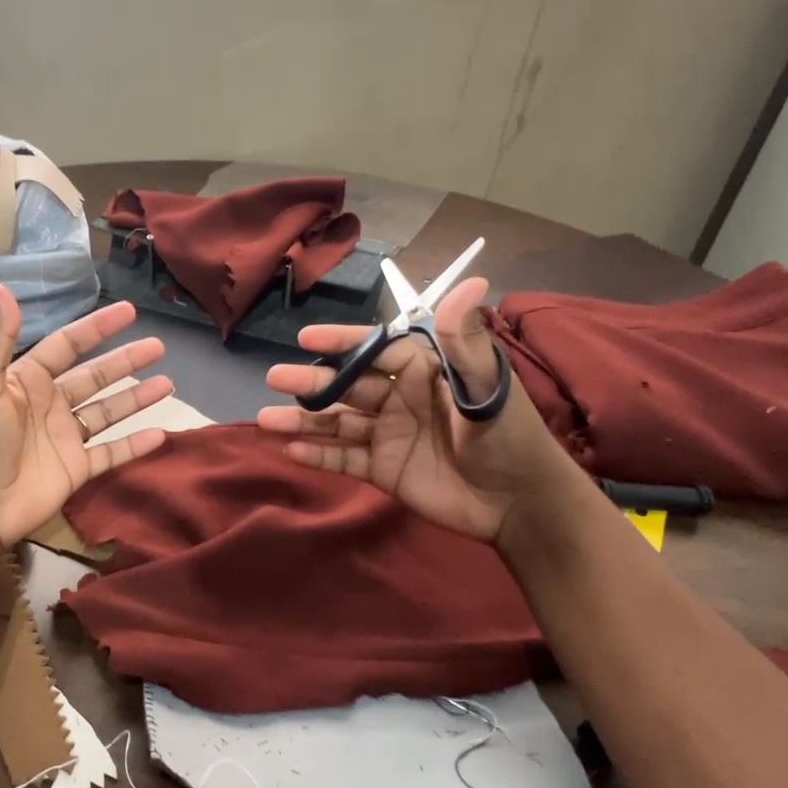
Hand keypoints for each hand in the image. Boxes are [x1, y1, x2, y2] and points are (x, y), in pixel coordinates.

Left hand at [0, 285, 174, 545]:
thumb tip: (0, 287)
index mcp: (26, 380)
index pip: (67, 345)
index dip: (96, 328)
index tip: (128, 311)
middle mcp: (48, 405)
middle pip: (94, 376)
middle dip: (126, 360)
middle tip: (159, 345)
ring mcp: (64, 438)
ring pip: (107, 412)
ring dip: (136, 398)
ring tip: (169, 384)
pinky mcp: (76, 469)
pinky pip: (112, 452)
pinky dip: (135, 444)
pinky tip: (161, 433)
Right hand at [257, 277, 577, 542]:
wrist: (522, 504)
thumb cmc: (510, 437)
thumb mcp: (490, 386)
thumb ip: (466, 342)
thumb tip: (471, 282)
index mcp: (424, 373)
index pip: (376, 351)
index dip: (342, 343)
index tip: (306, 337)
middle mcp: (399, 400)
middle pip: (346, 387)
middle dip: (310, 382)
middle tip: (274, 377)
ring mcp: (388, 436)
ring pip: (337, 424)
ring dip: (303, 421)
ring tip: (265, 419)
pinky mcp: (384, 470)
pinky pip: (343, 459)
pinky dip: (318, 454)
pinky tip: (291, 450)